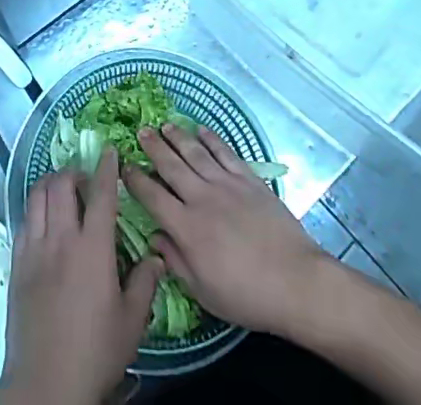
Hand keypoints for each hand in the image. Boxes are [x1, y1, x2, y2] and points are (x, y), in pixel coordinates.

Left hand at [0, 146, 163, 404]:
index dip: (106, 168)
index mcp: (92, 248)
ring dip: (51, 184)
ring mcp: (34, 249)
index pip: (100, 194)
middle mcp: (60, 238)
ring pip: (37, 196)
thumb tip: (156, 257)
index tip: (110, 151)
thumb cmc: (96, 351)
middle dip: (74, 172)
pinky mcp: (17, 262)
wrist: (47, 381)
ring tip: (63, 191)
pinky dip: (36, 209)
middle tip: (86, 179)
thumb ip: (145, 283)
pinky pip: (24, 221)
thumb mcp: (133, 321)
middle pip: (61, 184)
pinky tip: (45, 222)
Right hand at [124, 125, 342, 339]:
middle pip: (171, 166)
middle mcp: (201, 199)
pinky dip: (212, 139)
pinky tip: (201, 129)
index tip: (124, 166)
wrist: (297, 283)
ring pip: (195, 153)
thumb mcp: (202, 291)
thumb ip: (175, 261)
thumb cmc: (246, 295)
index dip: (134, 179)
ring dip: (178, 137)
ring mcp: (227, 186)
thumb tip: (155, 238)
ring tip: (165, 125)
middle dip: (153, 147)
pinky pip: (226, 153)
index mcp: (186, 227)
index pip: (151, 195)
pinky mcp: (250, 181)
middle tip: (141, 132)